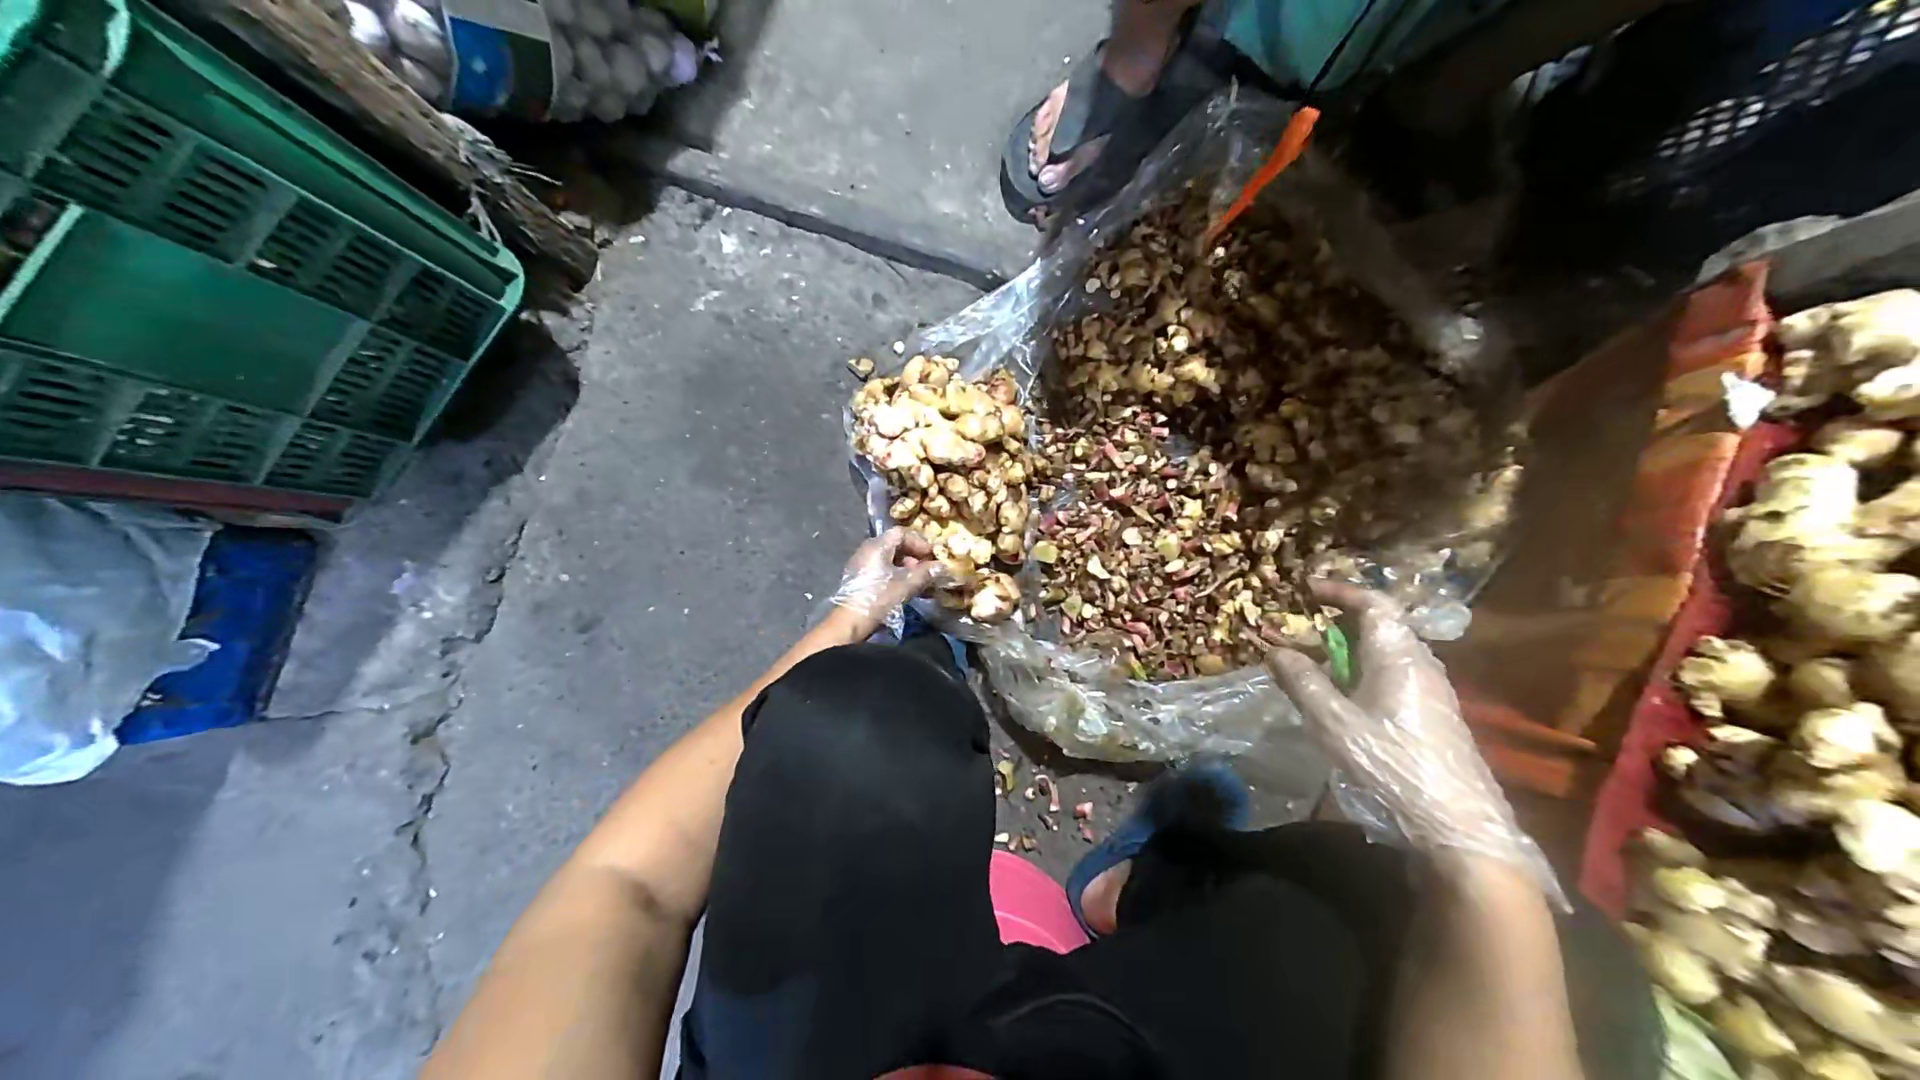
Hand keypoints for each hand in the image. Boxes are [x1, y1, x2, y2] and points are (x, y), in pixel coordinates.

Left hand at [825, 528, 943, 639]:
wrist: (850, 621)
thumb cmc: (879, 597)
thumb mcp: (906, 584)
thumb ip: (926, 573)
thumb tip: (943, 566)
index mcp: (877, 545)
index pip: (901, 533)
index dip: (919, 542)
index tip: (931, 556)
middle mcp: (866, 550)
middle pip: (894, 545)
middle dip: (914, 556)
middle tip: (926, 569)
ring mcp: (861, 564)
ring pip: (888, 559)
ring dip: (906, 567)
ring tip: (918, 581)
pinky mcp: (859, 578)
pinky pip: (881, 569)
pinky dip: (895, 575)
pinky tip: (905, 589)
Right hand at [1265, 580, 1557, 896]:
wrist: (1458, 826)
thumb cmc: (1391, 765)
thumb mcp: (1333, 723)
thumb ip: (1303, 681)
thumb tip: (1276, 649)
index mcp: (1399, 657)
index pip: (1374, 604)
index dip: (1340, 591)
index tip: (1306, 590)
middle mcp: (1420, 665)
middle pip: (1379, 626)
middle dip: (1335, 622)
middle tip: (1297, 632)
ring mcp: (1431, 692)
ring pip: (1384, 653)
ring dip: (1346, 650)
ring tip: (1311, 665)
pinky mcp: (1432, 717)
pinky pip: (1391, 676)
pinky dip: (1360, 672)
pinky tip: (1340, 699)